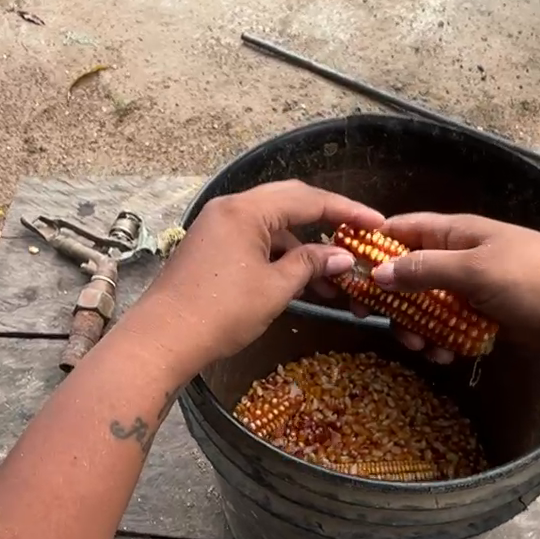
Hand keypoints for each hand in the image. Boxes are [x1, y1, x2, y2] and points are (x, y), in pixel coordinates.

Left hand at [118, 180, 384, 377]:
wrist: (162, 339)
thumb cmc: (221, 312)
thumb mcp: (274, 288)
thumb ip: (310, 265)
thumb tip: (342, 256)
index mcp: (246, 210)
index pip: (308, 199)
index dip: (347, 211)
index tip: (377, 223)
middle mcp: (229, 209)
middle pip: (289, 204)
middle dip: (326, 222)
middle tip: (358, 238)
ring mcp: (216, 227)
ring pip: (271, 226)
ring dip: (303, 247)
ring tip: (333, 278)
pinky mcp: (210, 248)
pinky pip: (254, 241)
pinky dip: (279, 256)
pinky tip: (300, 281)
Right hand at [369, 212, 539, 359]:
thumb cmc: (538, 280)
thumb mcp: (477, 271)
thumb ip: (425, 270)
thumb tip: (377, 272)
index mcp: (455, 233)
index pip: (399, 230)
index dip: (370, 248)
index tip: (346, 274)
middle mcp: (458, 256)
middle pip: (405, 273)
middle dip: (390, 299)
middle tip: (376, 321)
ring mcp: (471, 287)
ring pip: (424, 305)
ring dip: (416, 326)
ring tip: (423, 347)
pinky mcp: (483, 315)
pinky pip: (448, 326)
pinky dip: (442, 340)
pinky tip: (447, 356)